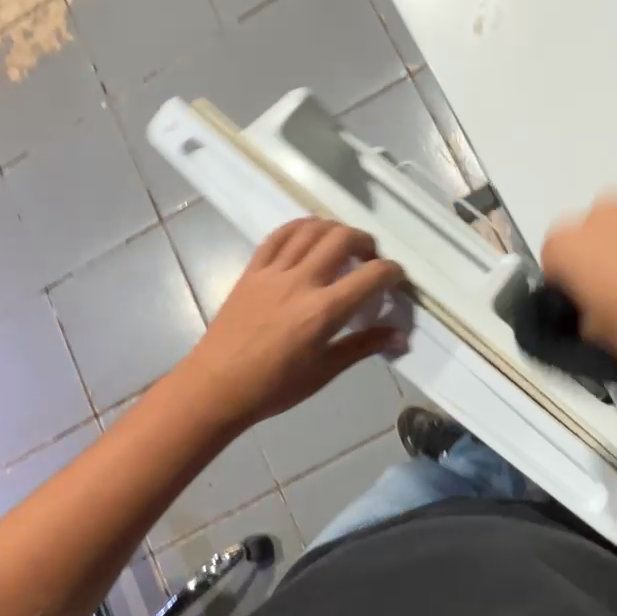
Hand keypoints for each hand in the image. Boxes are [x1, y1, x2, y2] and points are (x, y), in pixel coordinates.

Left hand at [176, 219, 404, 429]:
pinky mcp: (252, 270)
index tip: (396, 279)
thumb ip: (363, 346)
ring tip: (341, 244)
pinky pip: (278, 236)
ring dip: (334, 229)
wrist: (216, 386)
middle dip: (365, 242)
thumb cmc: (274, 387)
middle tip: (369, 258)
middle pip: (342, 239)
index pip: (371, 276)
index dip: (392, 272)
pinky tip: (308, 236)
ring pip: (311, 229)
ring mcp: (273, 272)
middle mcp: (301, 282)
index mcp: (323, 311)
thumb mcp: (324, 371)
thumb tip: (400, 336)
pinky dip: (300, 228)